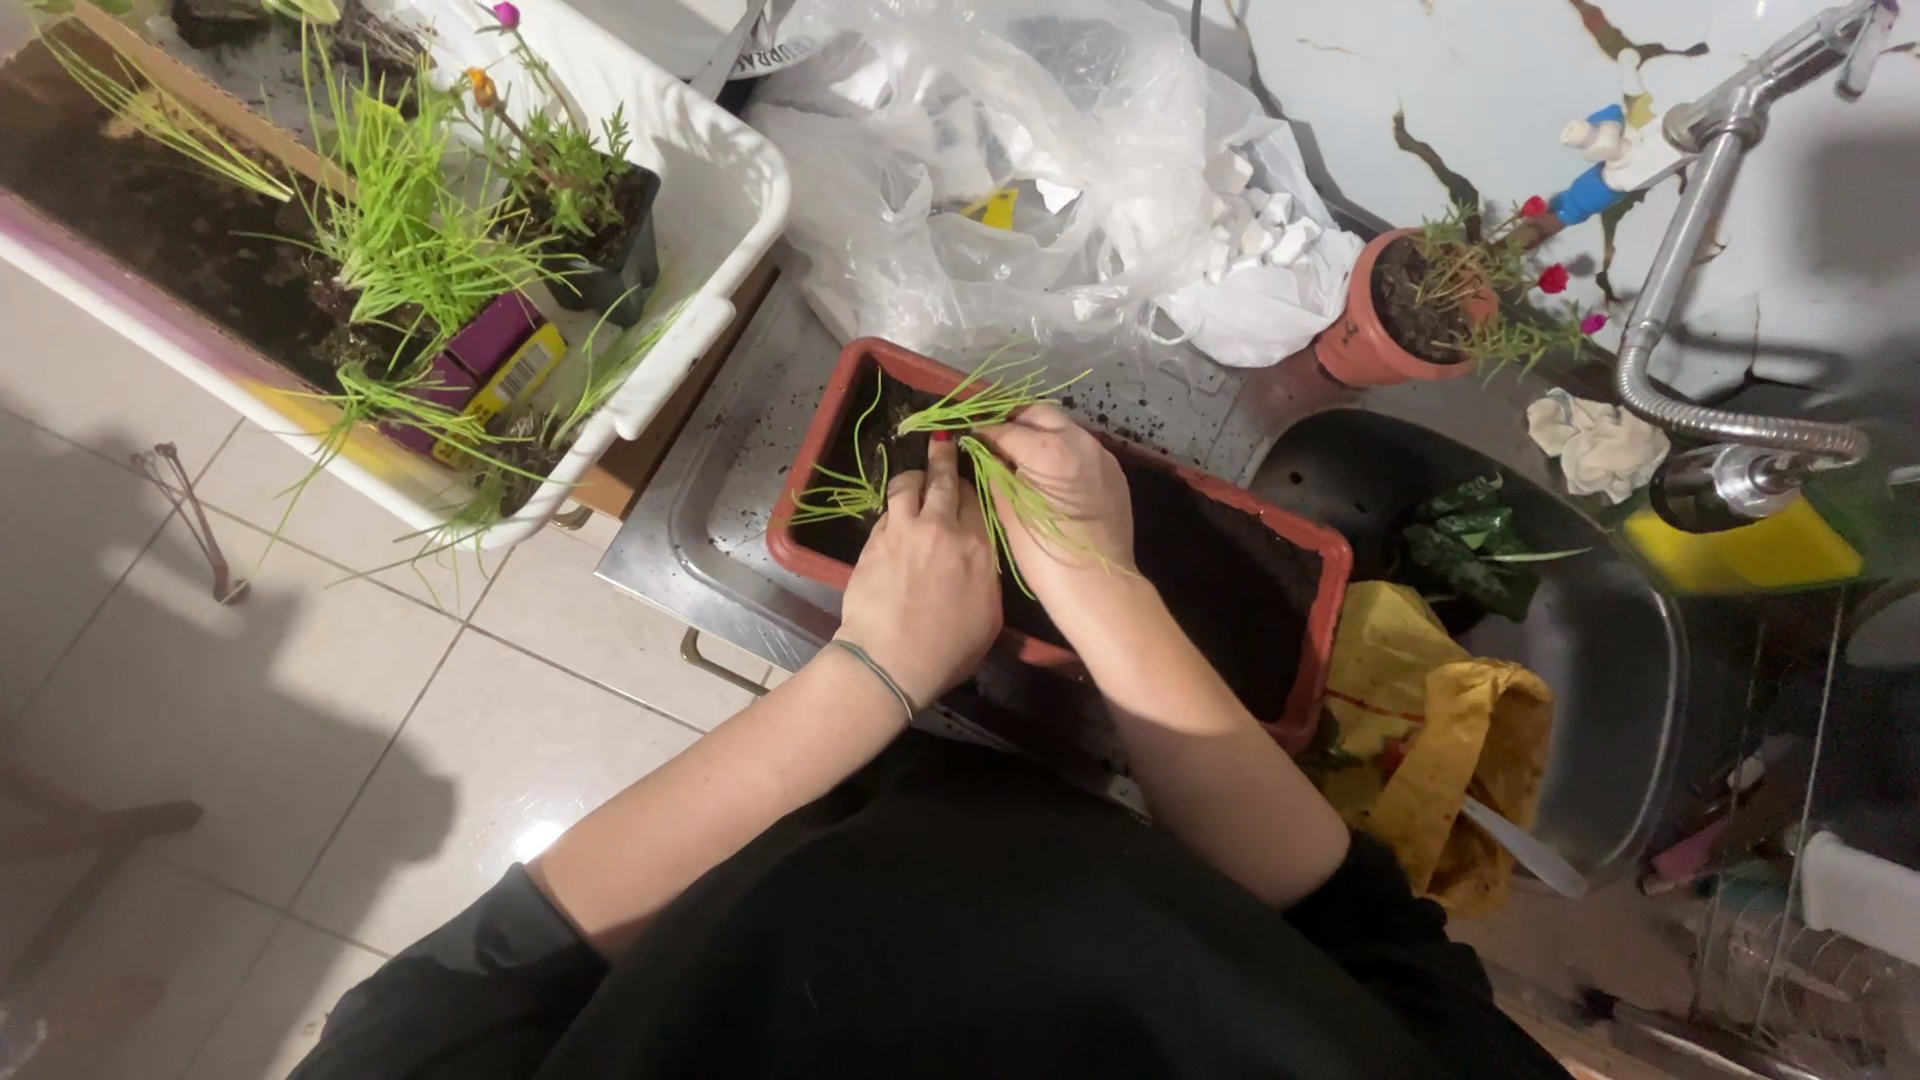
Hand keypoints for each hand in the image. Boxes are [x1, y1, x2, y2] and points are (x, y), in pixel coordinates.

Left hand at [835, 433, 1002, 705]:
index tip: (971, 478)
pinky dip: (895, 506)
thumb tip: (977, 556)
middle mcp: (944, 528)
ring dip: (915, 477)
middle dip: (946, 458)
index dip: (973, 485)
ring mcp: (906, 530)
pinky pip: (888, 510)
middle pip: (946, 481)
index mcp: (980, 548)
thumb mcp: (989, 614)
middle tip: (945, 443)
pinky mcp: (876, 539)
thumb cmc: (949, 650)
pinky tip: (897, 512)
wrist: (892, 659)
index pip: (978, 500)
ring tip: (916, 476)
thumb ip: (986, 574)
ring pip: (910, 485)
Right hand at [972, 404, 1142, 636]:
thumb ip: (994, 471)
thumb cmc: (1044, 554)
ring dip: (1040, 435)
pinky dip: (1062, 452)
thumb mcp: (1008, 510)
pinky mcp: (1114, 473)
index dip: (982, 432)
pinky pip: (1082, 450)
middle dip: (1014, 422)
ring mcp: (1102, 456)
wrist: (1098, 588)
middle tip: (993, 441)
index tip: (968, 437)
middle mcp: (1080, 441)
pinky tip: (1049, 475)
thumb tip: (984, 451)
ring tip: (1019, 457)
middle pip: (1039, 415)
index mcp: (1049, 448)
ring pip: (1064, 429)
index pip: (1006, 429)